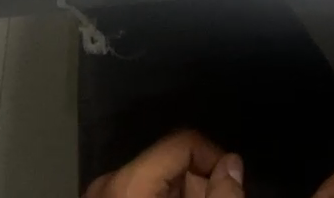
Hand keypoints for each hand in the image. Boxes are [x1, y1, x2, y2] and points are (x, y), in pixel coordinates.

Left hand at [84, 129, 243, 197]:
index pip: (182, 141)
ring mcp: (100, 193)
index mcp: (127, 178)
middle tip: (218, 197)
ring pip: (156, 178)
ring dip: (184, 190)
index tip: (232, 181)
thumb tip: (233, 165)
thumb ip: (220, 194)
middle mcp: (109, 179)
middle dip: (200, 178)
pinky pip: (141, 192)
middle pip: (170, 160)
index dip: (214, 156)